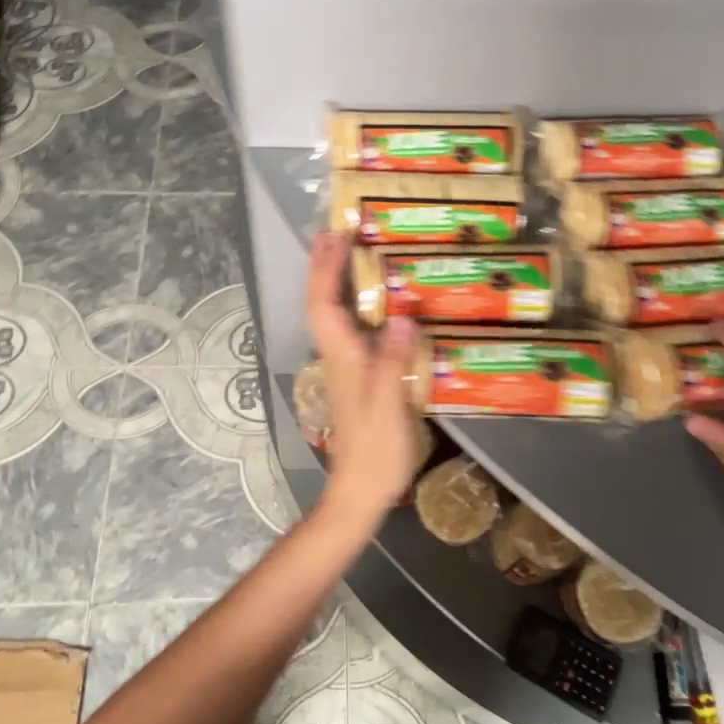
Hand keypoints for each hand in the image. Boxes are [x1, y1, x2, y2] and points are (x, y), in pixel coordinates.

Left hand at [306, 233, 424, 520]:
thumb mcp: (389, 405)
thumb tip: (401, 316)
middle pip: (322, 304)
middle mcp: (338, 357)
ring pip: (334, 316)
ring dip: (338, 283)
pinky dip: (357, 308)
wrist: (360, 490)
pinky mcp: (358, 380)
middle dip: (325, 267)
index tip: (335, 236)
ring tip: (355, 256)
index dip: (326, 269)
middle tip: (338, 232)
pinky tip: (381, 306)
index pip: (324, 305)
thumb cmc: (375, 450)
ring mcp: (346, 369)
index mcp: (342, 358)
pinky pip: (351, 332)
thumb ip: (393, 361)